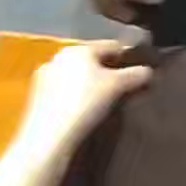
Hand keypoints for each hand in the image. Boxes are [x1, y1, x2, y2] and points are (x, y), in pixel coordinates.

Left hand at [16, 41, 151, 150]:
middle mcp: (59, 56)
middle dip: (110, 71)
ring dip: (92, 85)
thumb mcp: (120, 85)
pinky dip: (77, 96)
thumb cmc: (86, 102)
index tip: (140, 73)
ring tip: (105, 102)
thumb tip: (149, 71)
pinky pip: (65, 90)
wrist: (47, 139)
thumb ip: (138, 74)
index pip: (114, 46)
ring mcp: (44, 77)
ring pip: (79, 76)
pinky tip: (84, 111)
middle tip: (124, 88)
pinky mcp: (36, 97)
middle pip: (95, 61)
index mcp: (79, 48)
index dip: (130, 58)